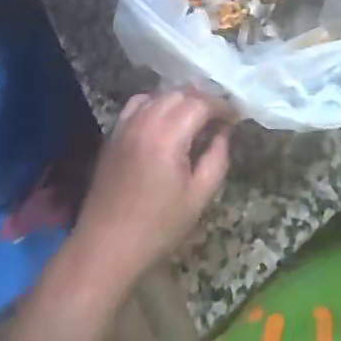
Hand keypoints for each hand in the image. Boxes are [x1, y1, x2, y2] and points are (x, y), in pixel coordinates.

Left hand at [71, 90, 232, 285]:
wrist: (105, 248)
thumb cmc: (157, 228)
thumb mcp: (198, 197)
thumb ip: (217, 158)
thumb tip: (224, 131)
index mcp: (168, 136)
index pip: (201, 103)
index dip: (222, 106)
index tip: (235, 116)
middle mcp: (146, 120)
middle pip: (181, 92)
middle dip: (204, 99)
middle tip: (219, 117)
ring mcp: (126, 124)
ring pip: (160, 94)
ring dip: (181, 98)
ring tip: (196, 116)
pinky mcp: (114, 132)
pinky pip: (139, 103)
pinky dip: (156, 102)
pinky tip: (164, 119)